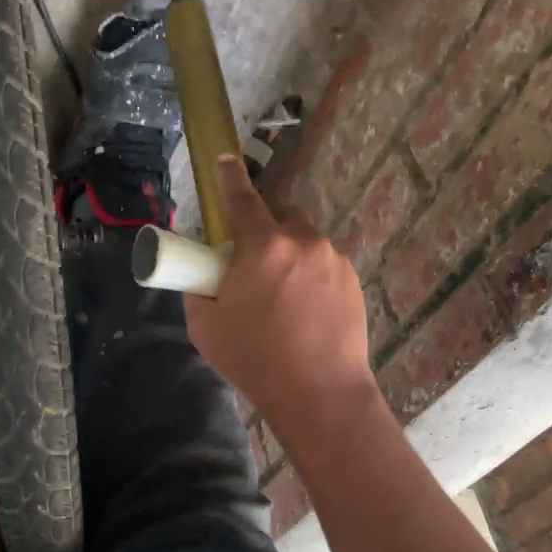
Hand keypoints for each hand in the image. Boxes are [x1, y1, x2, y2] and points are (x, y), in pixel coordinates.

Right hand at [184, 155, 378, 434]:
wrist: (319, 392)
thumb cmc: (254, 359)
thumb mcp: (205, 326)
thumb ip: (199, 289)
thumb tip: (204, 275)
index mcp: (263, 246)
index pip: (241, 198)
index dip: (229, 177)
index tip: (225, 159)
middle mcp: (302, 241)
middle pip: (279, 213)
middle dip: (263, 223)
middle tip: (249, 256)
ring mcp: (333, 259)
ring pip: (303, 239)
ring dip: (287, 252)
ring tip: (278, 293)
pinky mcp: (352, 280)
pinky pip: (323, 264)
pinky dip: (308, 274)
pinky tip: (302, 310)